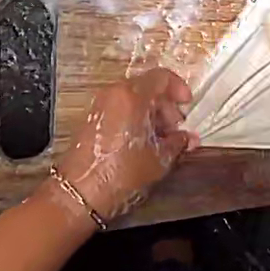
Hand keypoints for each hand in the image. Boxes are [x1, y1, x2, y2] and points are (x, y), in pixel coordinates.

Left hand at [53, 68, 198, 223]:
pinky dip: (136, 118)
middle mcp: (114, 93)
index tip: (187, 106)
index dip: (179, 88)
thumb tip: (189, 137)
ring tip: (162, 140)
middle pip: (147, 87)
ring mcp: (101, 104)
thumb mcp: (158, 159)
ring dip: (152, 114)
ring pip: (134, 98)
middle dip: (166, 106)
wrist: (80, 193)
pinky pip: (121, 108)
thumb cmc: (121, 173)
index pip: (161, 77)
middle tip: (176, 130)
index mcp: (131, 96)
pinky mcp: (94, 118)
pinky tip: (144, 142)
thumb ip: (177, 142)